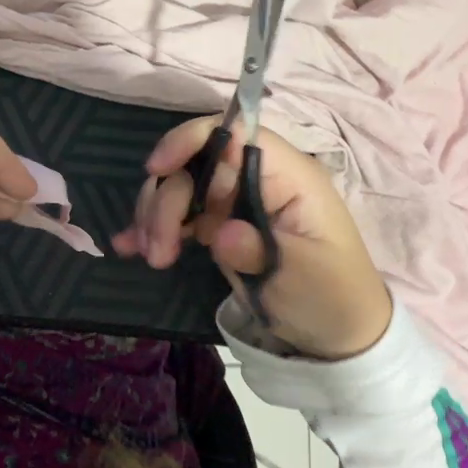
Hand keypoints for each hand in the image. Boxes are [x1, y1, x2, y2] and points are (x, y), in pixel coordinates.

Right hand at [112, 116, 391, 359]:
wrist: (336, 333)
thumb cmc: (331, 296)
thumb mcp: (304, 275)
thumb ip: (260, 248)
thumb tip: (221, 233)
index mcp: (286, 177)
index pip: (233, 134)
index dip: (190, 140)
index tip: (156, 169)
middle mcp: (254, 179)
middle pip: (193, 165)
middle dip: (166, 202)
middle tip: (158, 251)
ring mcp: (233, 200)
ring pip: (177, 187)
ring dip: (155, 218)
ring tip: (153, 257)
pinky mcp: (217, 223)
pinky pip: (177, 213)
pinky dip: (152, 228)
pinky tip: (130, 246)